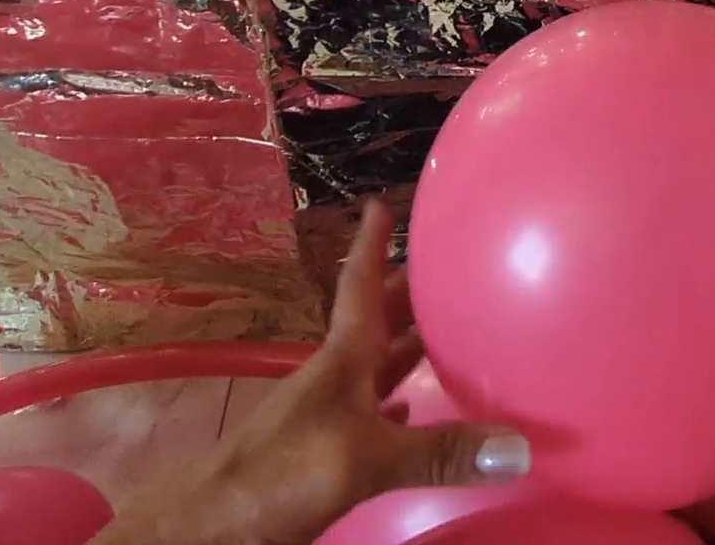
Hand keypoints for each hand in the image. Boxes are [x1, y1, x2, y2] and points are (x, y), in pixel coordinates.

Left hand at [92, 201, 527, 544]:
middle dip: (410, 288)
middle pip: (380, 321)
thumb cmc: (270, 480)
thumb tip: (521, 445)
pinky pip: (377, 415)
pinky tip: (417, 410)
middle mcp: (338, 378)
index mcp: (342, 359)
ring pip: (381, 366)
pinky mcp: (326, 456)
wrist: (193, 543)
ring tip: (452, 325)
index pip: (359, 286)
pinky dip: (403, 402)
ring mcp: (330, 418)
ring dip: (411, 343)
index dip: (370, 244)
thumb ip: (438, 451)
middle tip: (449, 260)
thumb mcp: (360, 461)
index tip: (379, 203)